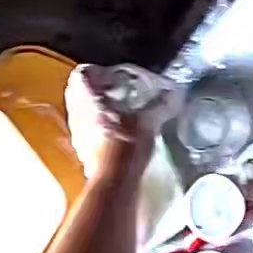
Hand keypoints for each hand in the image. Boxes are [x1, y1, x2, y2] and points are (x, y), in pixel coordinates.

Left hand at [64, 64, 158, 179]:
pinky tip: (119, 135)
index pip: (81, 73)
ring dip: (96, 110)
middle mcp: (76, 113)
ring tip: (121, 114)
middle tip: (118, 93)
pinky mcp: (81, 151)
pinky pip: (86, 131)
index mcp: (87, 98)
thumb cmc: (127, 143)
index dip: (96, 71)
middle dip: (96, 90)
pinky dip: (99, 128)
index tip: (113, 77)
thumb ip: (160, 105)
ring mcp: (76, 133)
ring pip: (81, 112)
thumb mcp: (148, 121)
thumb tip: (176, 93)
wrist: (113, 181)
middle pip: (79, 93)